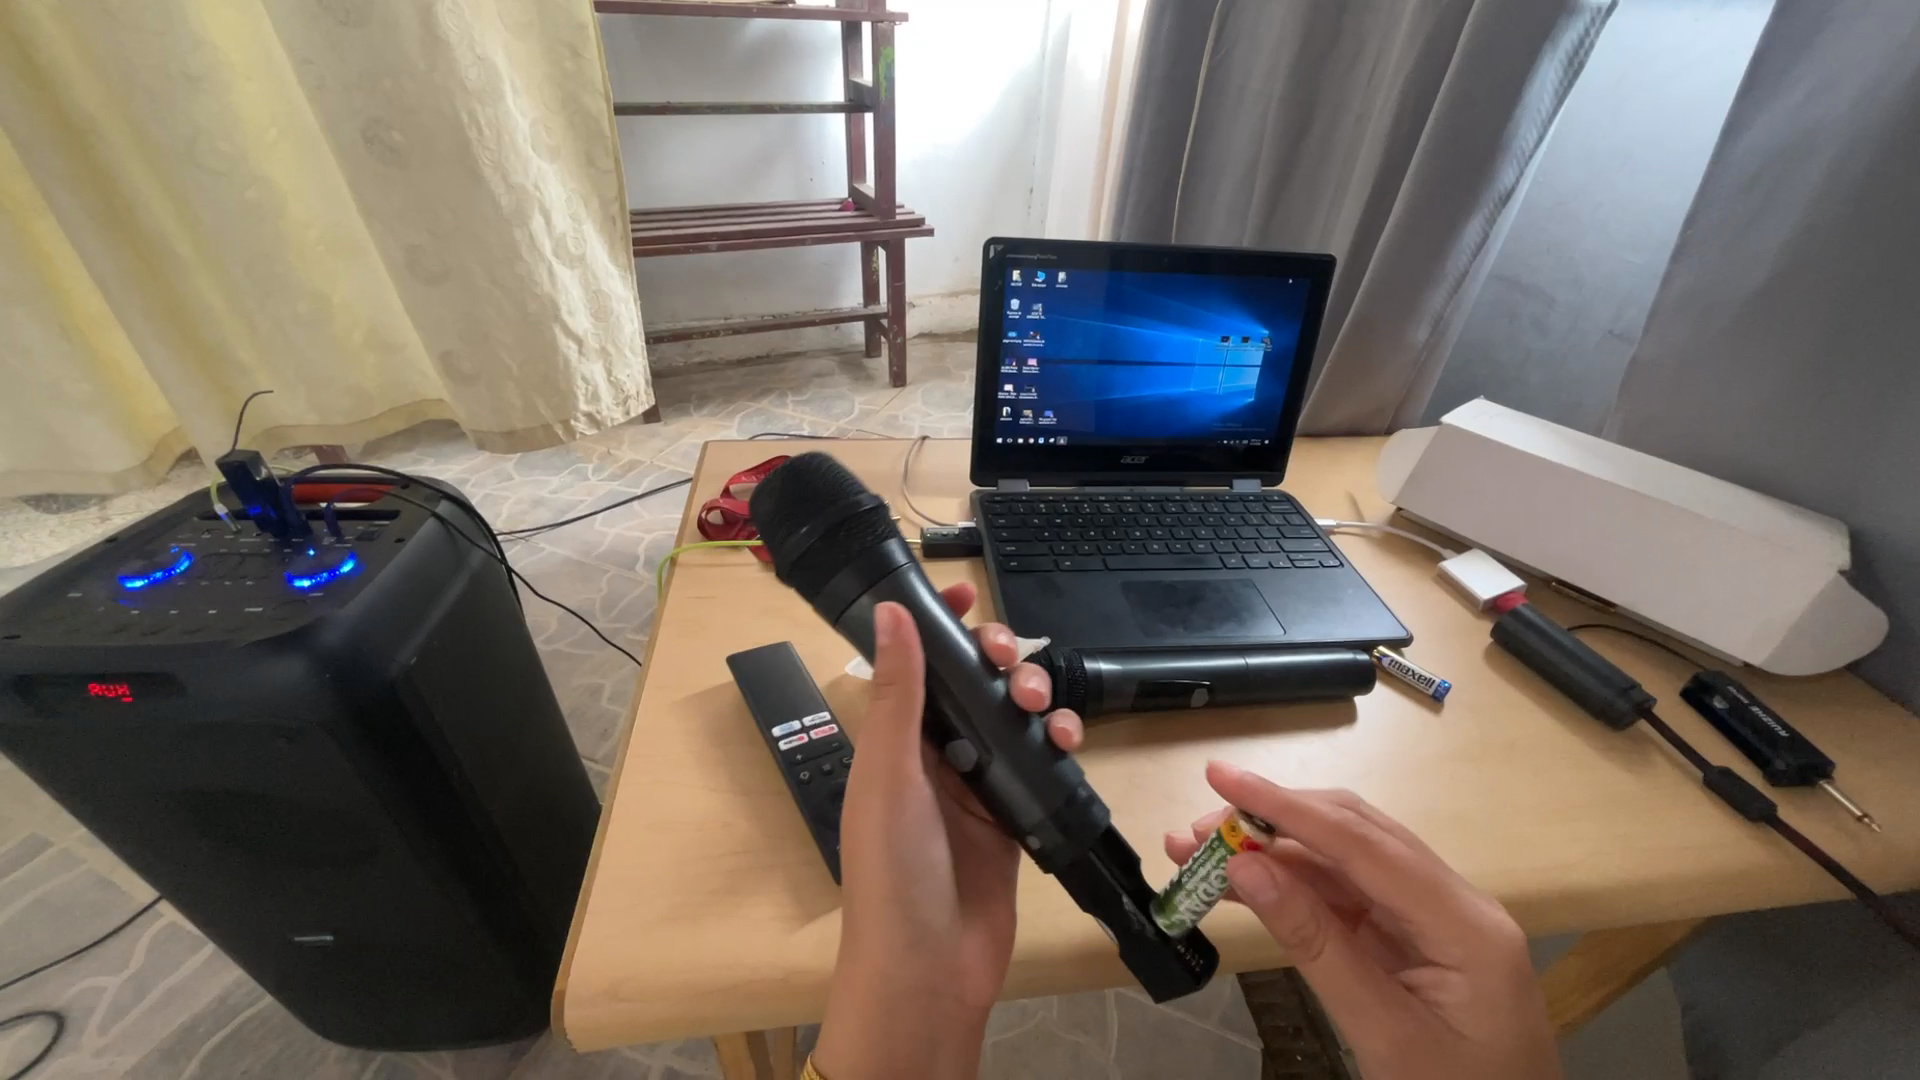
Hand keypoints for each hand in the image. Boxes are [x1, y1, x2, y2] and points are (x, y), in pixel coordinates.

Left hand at [812, 585, 1083, 1079]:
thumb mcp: (891, 773)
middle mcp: (935, 752)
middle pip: (973, 683)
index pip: (917, 664)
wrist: (931, 968)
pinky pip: (1039, 758)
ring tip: (1041, 703)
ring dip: (1032, 694)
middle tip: (1013, 659)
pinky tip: (1066, 737)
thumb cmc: (896, 867)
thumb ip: (898, 693)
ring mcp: (977, 781)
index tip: (968, 594)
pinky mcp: (1014, 809)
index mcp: (895, 738)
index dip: (940, 625)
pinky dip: (1056, 739)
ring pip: (1012, 715)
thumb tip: (890, 612)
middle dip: (998, 659)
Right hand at [1167, 762, 1559, 1079]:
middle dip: (1267, 822)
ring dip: (1266, 851)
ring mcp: (1425, 916)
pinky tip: (1237, 884)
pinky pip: (1335, 891)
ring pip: (1335, 857)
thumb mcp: (1384, 1035)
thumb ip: (1314, 943)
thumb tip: (1243, 864)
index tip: (1219, 777)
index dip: (1284, 805)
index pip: (1361, 842)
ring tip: (1197, 855)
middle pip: (1348, 833)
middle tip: (1196, 833)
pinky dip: (1283, 883)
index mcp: (1463, 923)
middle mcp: (1448, 901)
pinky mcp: (1402, 933)